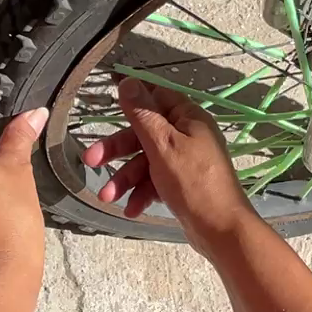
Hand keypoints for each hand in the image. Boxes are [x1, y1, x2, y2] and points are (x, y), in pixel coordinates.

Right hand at [79, 76, 259, 252]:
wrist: (221, 230)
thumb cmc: (193, 182)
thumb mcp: (162, 144)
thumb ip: (142, 114)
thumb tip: (128, 81)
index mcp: (188, 118)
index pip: (156, 97)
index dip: (132, 99)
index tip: (108, 100)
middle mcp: (187, 136)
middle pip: (144, 134)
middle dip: (117, 150)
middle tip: (90, 161)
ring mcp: (185, 162)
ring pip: (146, 162)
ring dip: (125, 178)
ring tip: (107, 196)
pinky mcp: (181, 184)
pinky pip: (155, 182)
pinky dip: (141, 193)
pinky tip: (131, 209)